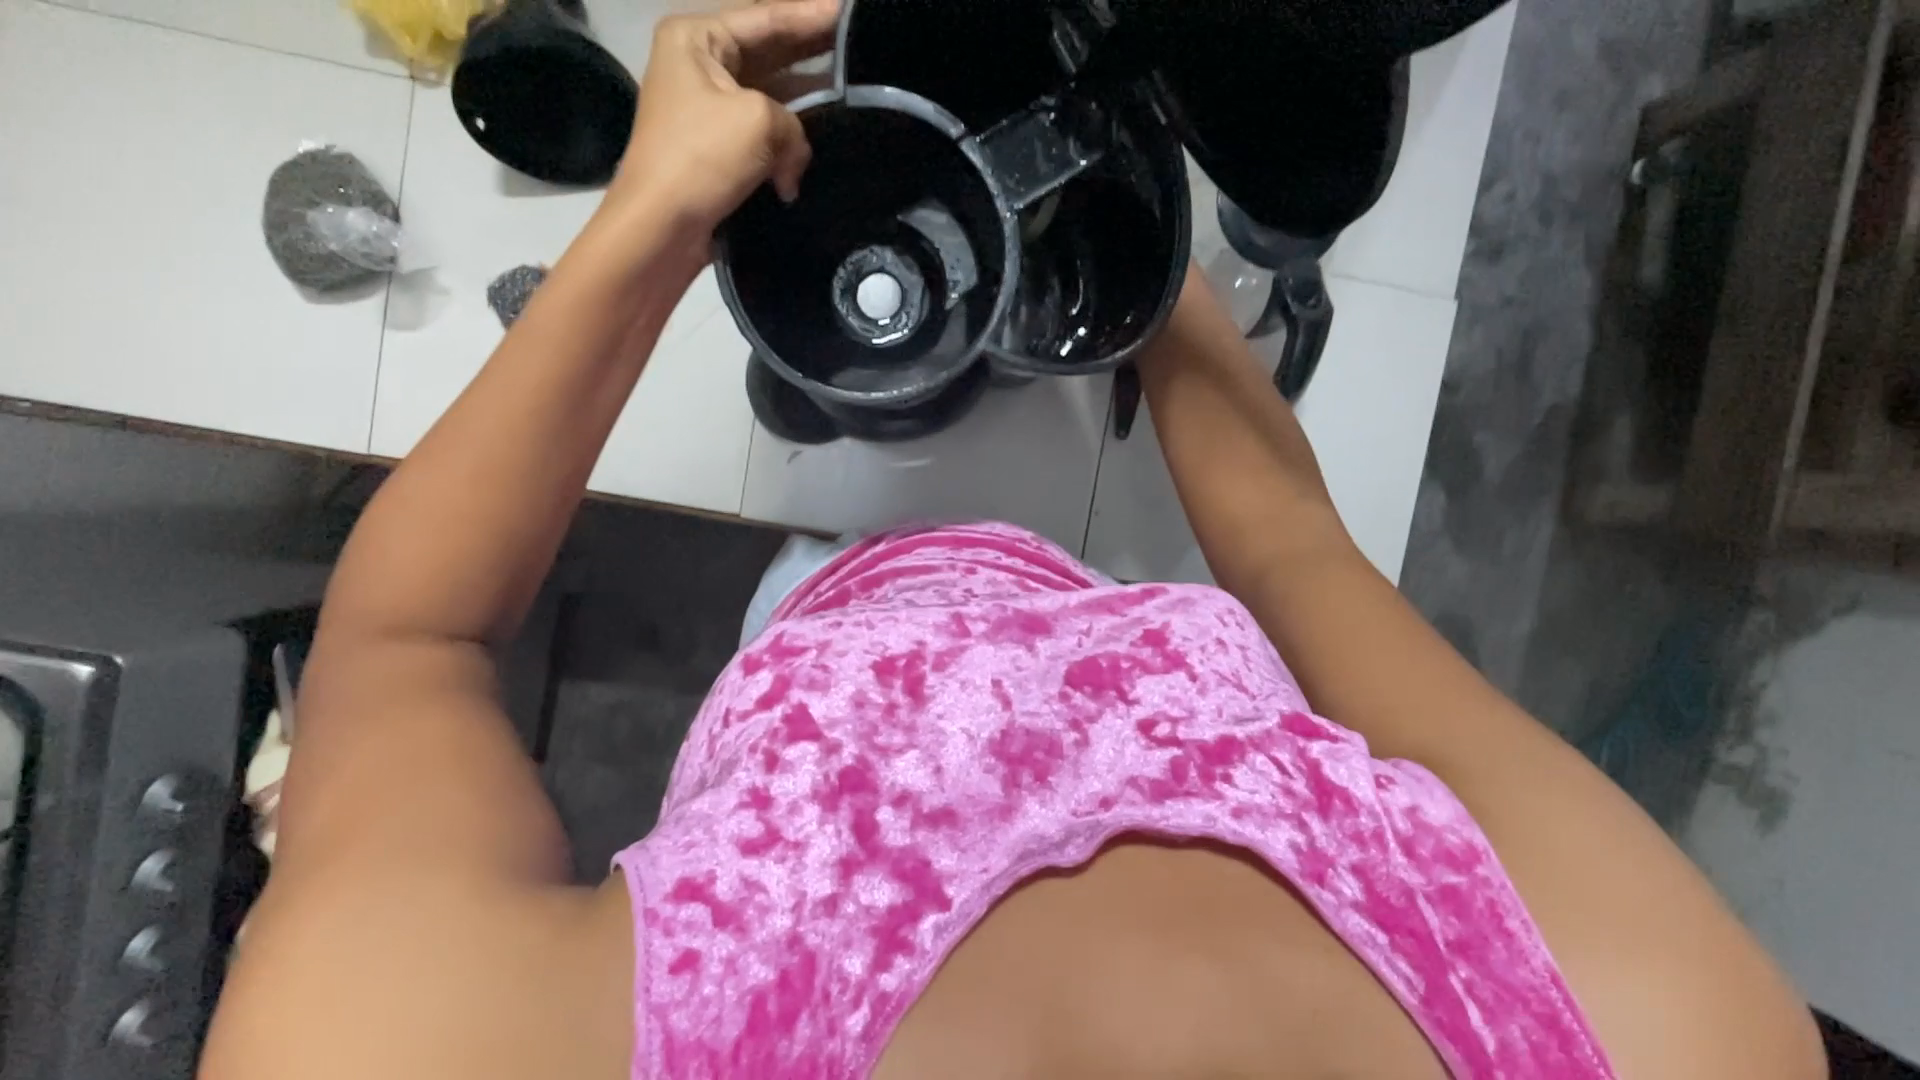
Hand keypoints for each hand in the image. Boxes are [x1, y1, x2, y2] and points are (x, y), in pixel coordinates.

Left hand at [612, 0, 838, 233]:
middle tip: (859, 45)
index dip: (811, 15)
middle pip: (770, 52)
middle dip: (813, 53)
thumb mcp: (760, 121)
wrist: (661, 227)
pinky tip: (821, 146)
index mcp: (697, 39)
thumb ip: (796, 125)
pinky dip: (788, 144)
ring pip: (771, 97)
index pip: (767, 17)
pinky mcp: (718, 151)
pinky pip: (764, 136)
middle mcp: (699, 65)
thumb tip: (793, 163)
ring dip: (806, 106)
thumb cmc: (702, 158)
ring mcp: (708, 109)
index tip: (850, 10)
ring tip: (852, 94)